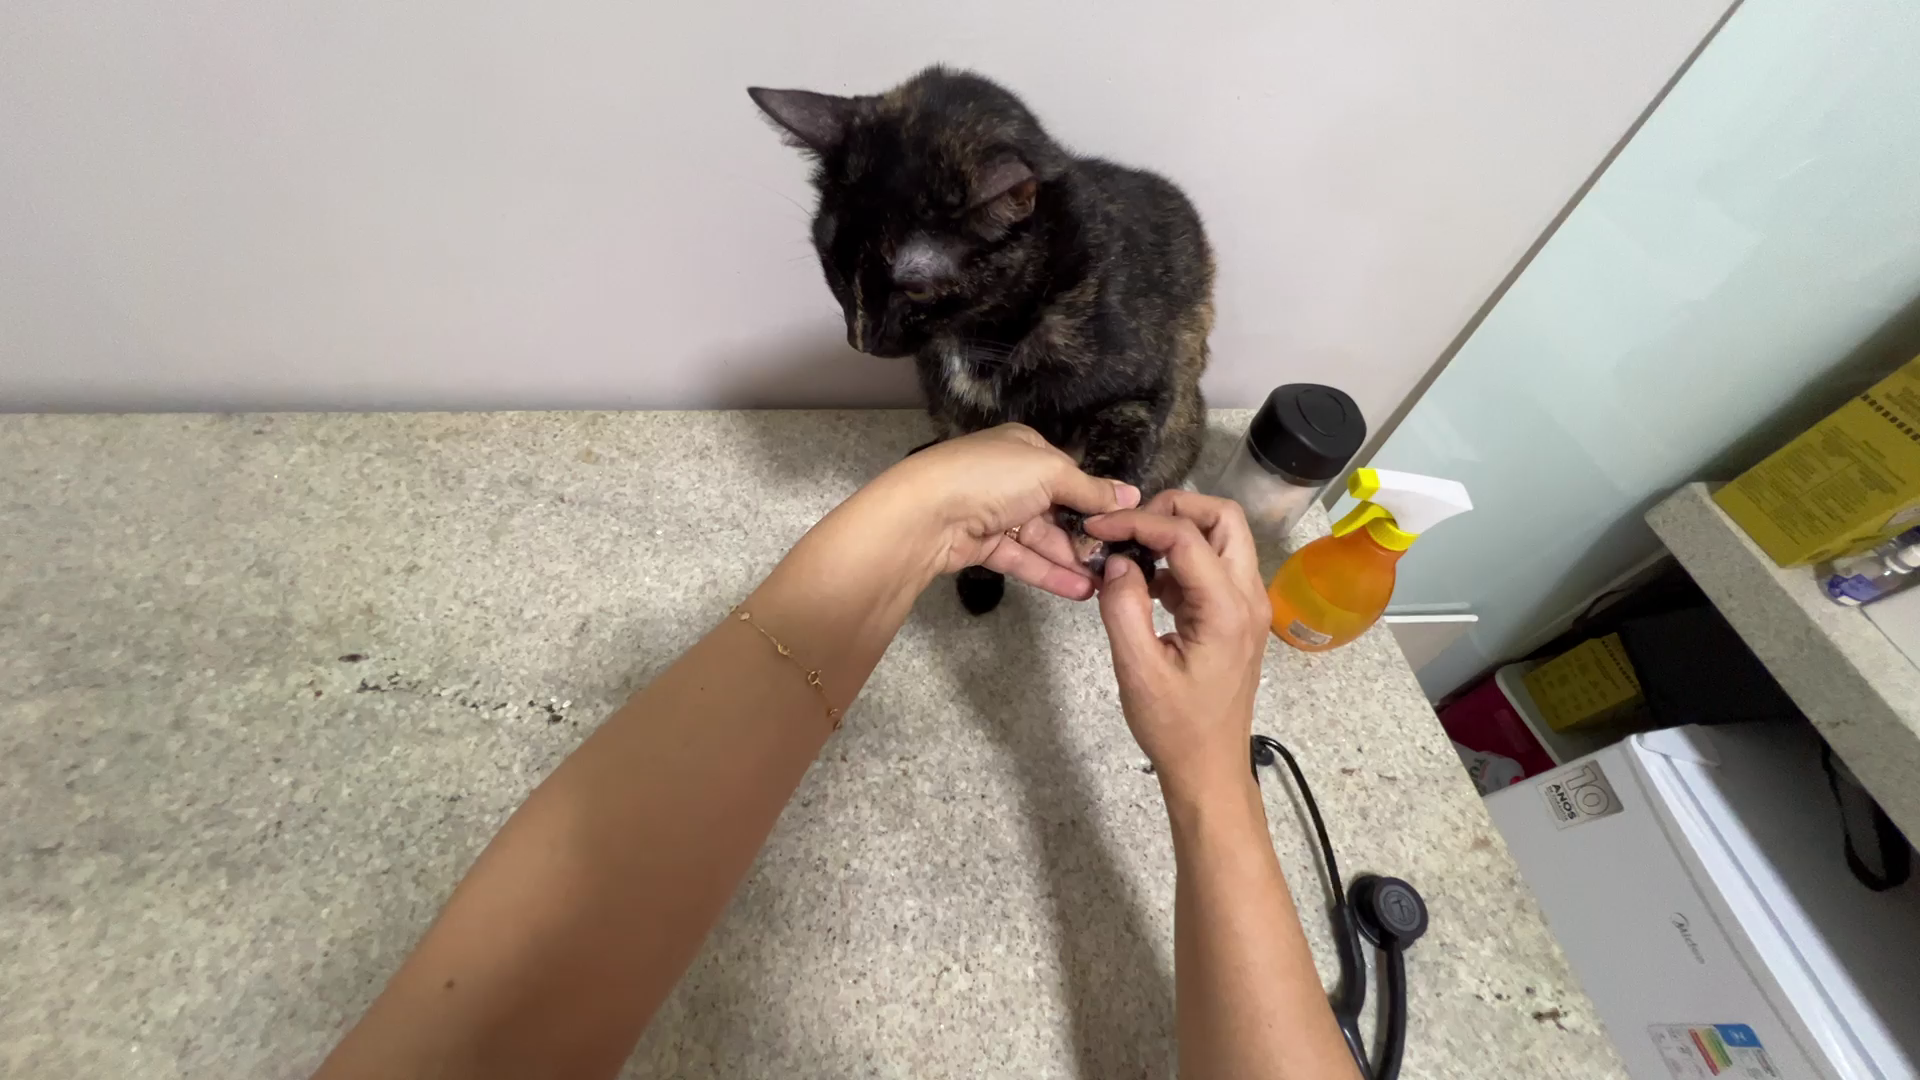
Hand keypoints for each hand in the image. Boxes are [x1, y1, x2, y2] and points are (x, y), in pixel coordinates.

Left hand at [870, 424, 1140, 599]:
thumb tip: (1131, 494)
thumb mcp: (1050, 472)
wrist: (927, 513)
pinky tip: (1080, 590)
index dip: (1096, 499)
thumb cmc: (993, 478)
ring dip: (1072, 561)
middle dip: (1087, 536)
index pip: (1068, 475)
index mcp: (1025, 449)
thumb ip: (1090, 489)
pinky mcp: (982, 545)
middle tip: (1120, 563)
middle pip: (1057, 510)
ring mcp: (995, 513)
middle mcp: (1010, 478)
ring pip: (1041, 539)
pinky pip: (1023, 559)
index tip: (1125, 524)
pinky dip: (1050, 573)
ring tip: (1106, 585)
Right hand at [1086, 492, 1272, 794]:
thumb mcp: (1137, 669)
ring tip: (1131, 549)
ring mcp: (1247, 605)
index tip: (1098, 529)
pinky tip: (1145, 581)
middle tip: (1128, 526)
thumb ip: (1123, 607)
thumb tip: (1115, 561)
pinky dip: (1180, 557)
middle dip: (1173, 508)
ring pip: (1222, 536)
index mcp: (1227, 609)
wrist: (1209, 767)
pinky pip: (1213, 564)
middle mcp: (1248, 597)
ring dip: (1178, 530)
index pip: (1185, 536)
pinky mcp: (1236, 615)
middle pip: (1223, 518)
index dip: (1138, 522)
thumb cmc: (1173, 725)